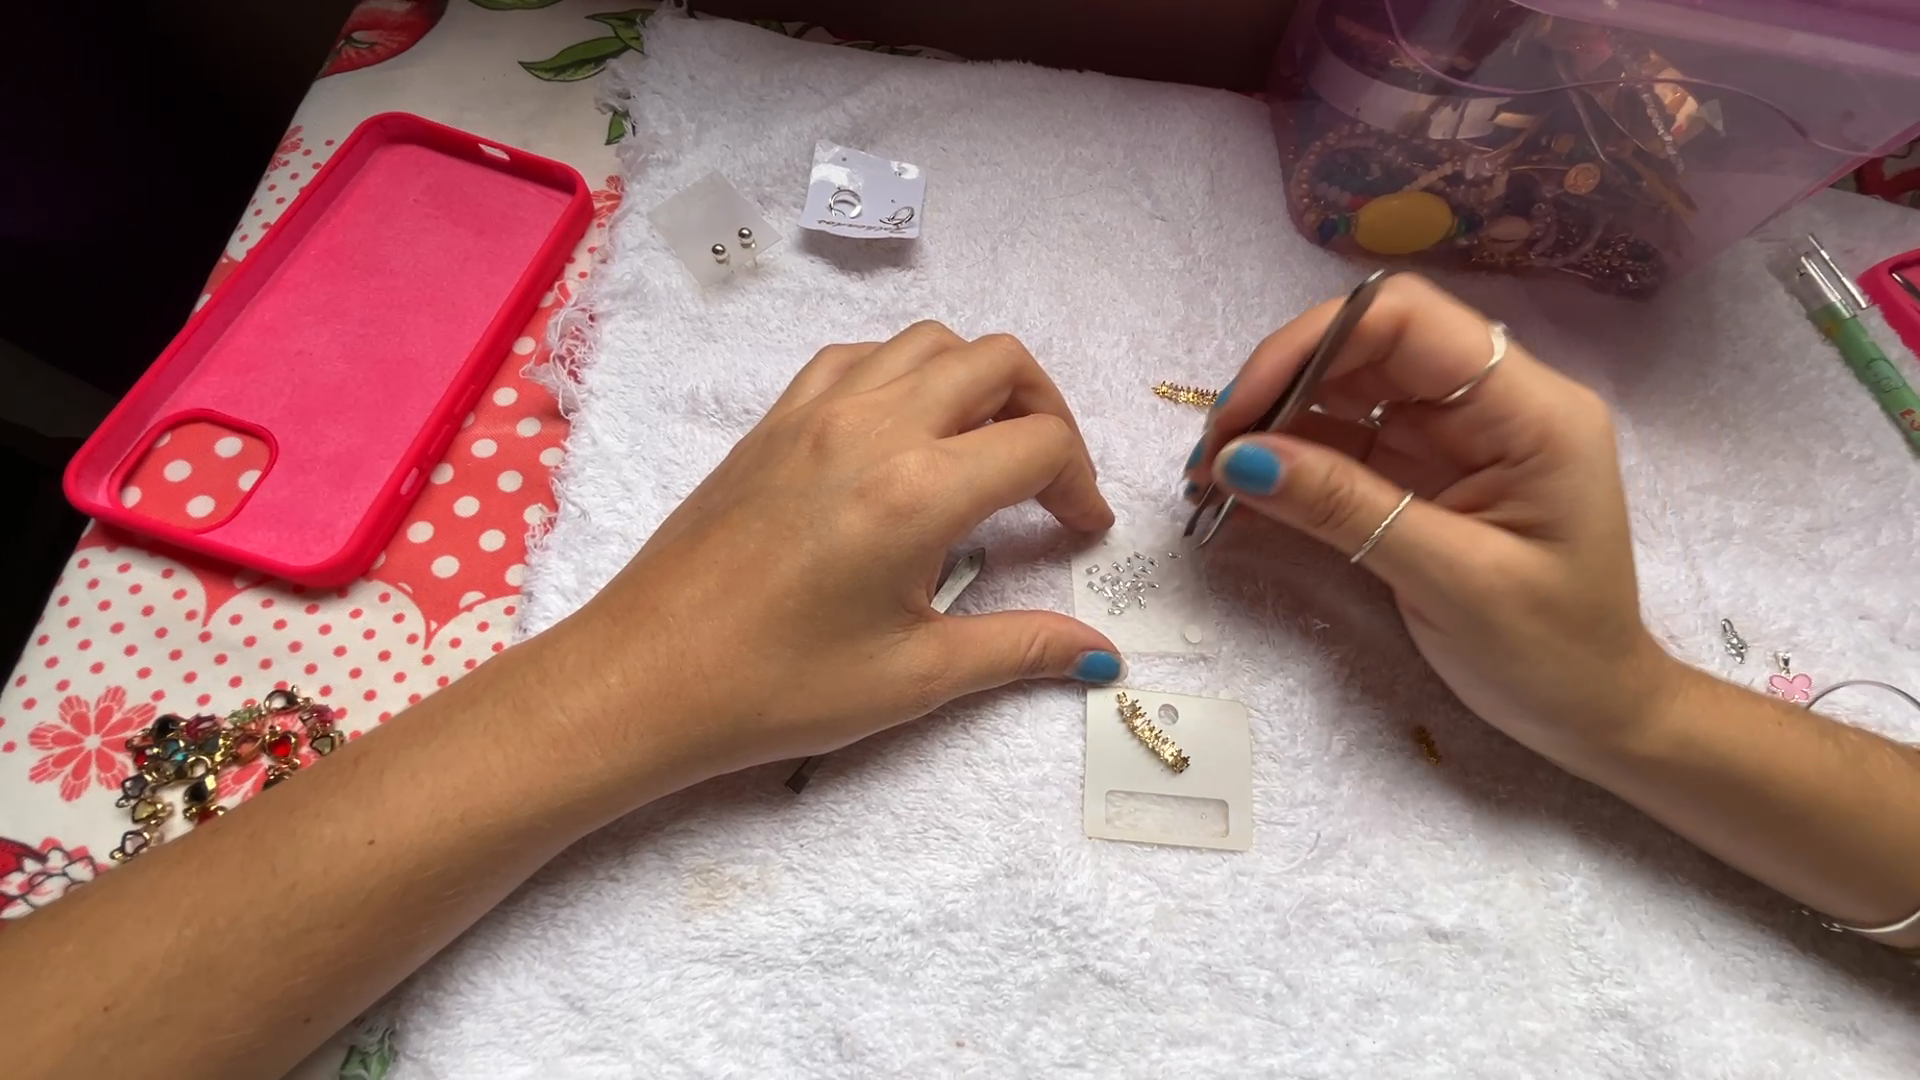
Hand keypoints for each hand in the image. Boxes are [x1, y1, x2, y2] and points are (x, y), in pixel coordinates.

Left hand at [539, 321, 1122, 785]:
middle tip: (1049, 479)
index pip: (1040, 446)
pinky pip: (863, 357)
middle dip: (1047, 412)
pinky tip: (905, 432)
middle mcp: (873, 425)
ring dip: (980, 382)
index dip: (1080, 486)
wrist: (645, 678)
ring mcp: (816, 408)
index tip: (1081, 531)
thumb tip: (1103, 654)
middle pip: (999, 362)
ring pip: (930, 343)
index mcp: (917, 490)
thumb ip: (1021, 648)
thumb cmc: (781, 687)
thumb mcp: (916, 675)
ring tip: (984, 448)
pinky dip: (909, 375)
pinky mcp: (776, 417)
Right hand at [1186, 274, 1677, 764]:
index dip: (1309, 345)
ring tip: (1211, 472)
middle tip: (1210, 452)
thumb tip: (1239, 459)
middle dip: (1275, 386)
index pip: (1405, 322)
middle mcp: (1484, 402)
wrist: (1586, 706)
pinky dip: (1282, 457)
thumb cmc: (1548, 651)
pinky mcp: (1413, 468)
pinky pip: (1337, 440)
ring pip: (1340, 390)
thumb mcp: (1448, 578)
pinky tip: (1243, 483)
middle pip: (1362, 348)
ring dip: (1268, 422)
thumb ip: (1344, 508)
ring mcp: (1445, 434)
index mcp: (1526, 410)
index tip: (1240, 412)